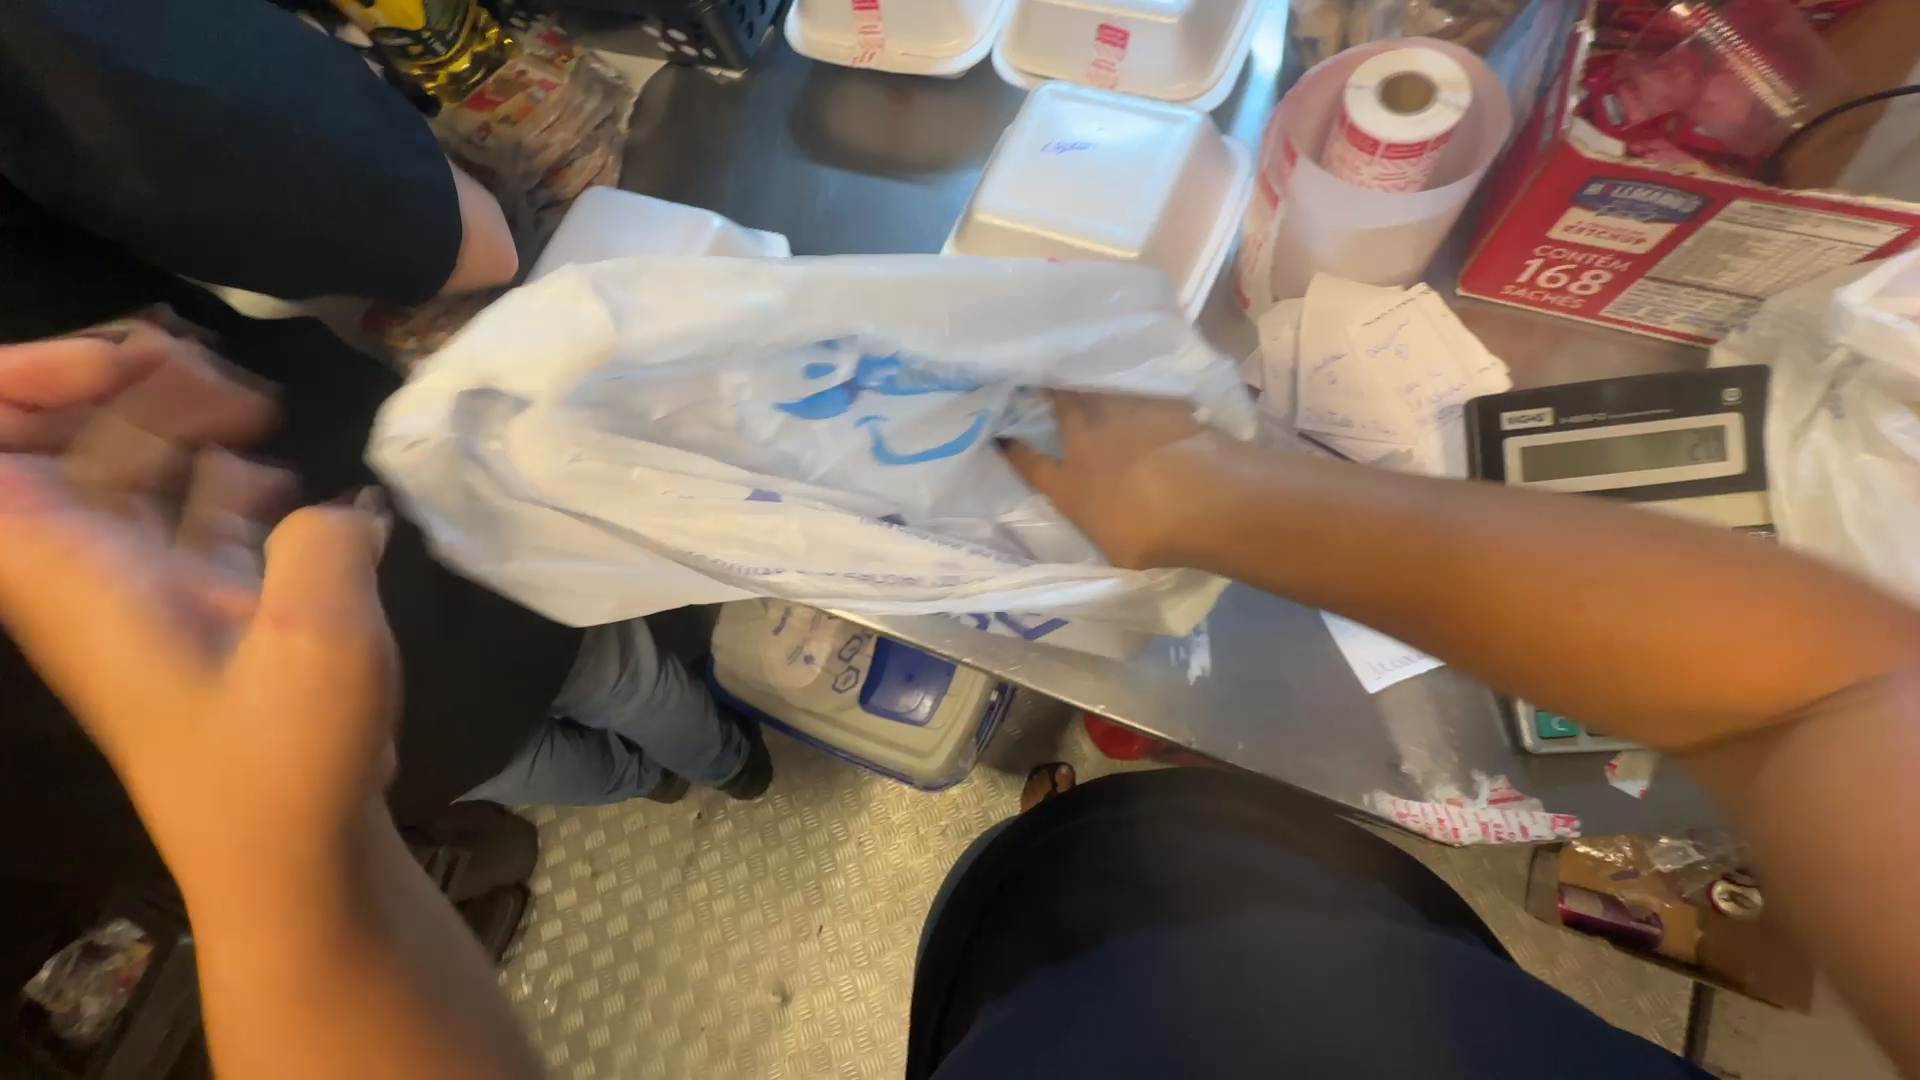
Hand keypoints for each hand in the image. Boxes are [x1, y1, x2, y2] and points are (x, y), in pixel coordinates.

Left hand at [0, 331, 396, 883]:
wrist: (294, 837)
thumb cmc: (285, 752)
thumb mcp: (321, 639)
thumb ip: (326, 543)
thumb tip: (337, 504)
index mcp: (70, 569)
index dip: (29, 377)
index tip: (144, 362)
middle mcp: (89, 565)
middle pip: (57, 440)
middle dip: (126, 385)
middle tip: (225, 371)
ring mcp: (151, 583)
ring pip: (132, 471)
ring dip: (185, 424)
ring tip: (261, 403)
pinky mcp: (210, 602)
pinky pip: (199, 514)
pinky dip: (236, 481)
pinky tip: (292, 479)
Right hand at [1002, 390, 1230, 568]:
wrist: (1202, 499)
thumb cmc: (1149, 535)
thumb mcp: (1112, 549)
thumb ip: (1101, 525)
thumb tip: (1098, 517)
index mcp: (1072, 484)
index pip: (1033, 465)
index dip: (1015, 451)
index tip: (1001, 438)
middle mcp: (1091, 444)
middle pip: (1065, 409)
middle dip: (1050, 390)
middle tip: (1043, 371)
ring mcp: (1128, 419)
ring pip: (1101, 389)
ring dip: (1091, 377)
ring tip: (1086, 364)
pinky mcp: (1166, 406)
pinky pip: (1145, 390)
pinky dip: (1140, 385)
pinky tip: (1144, 381)